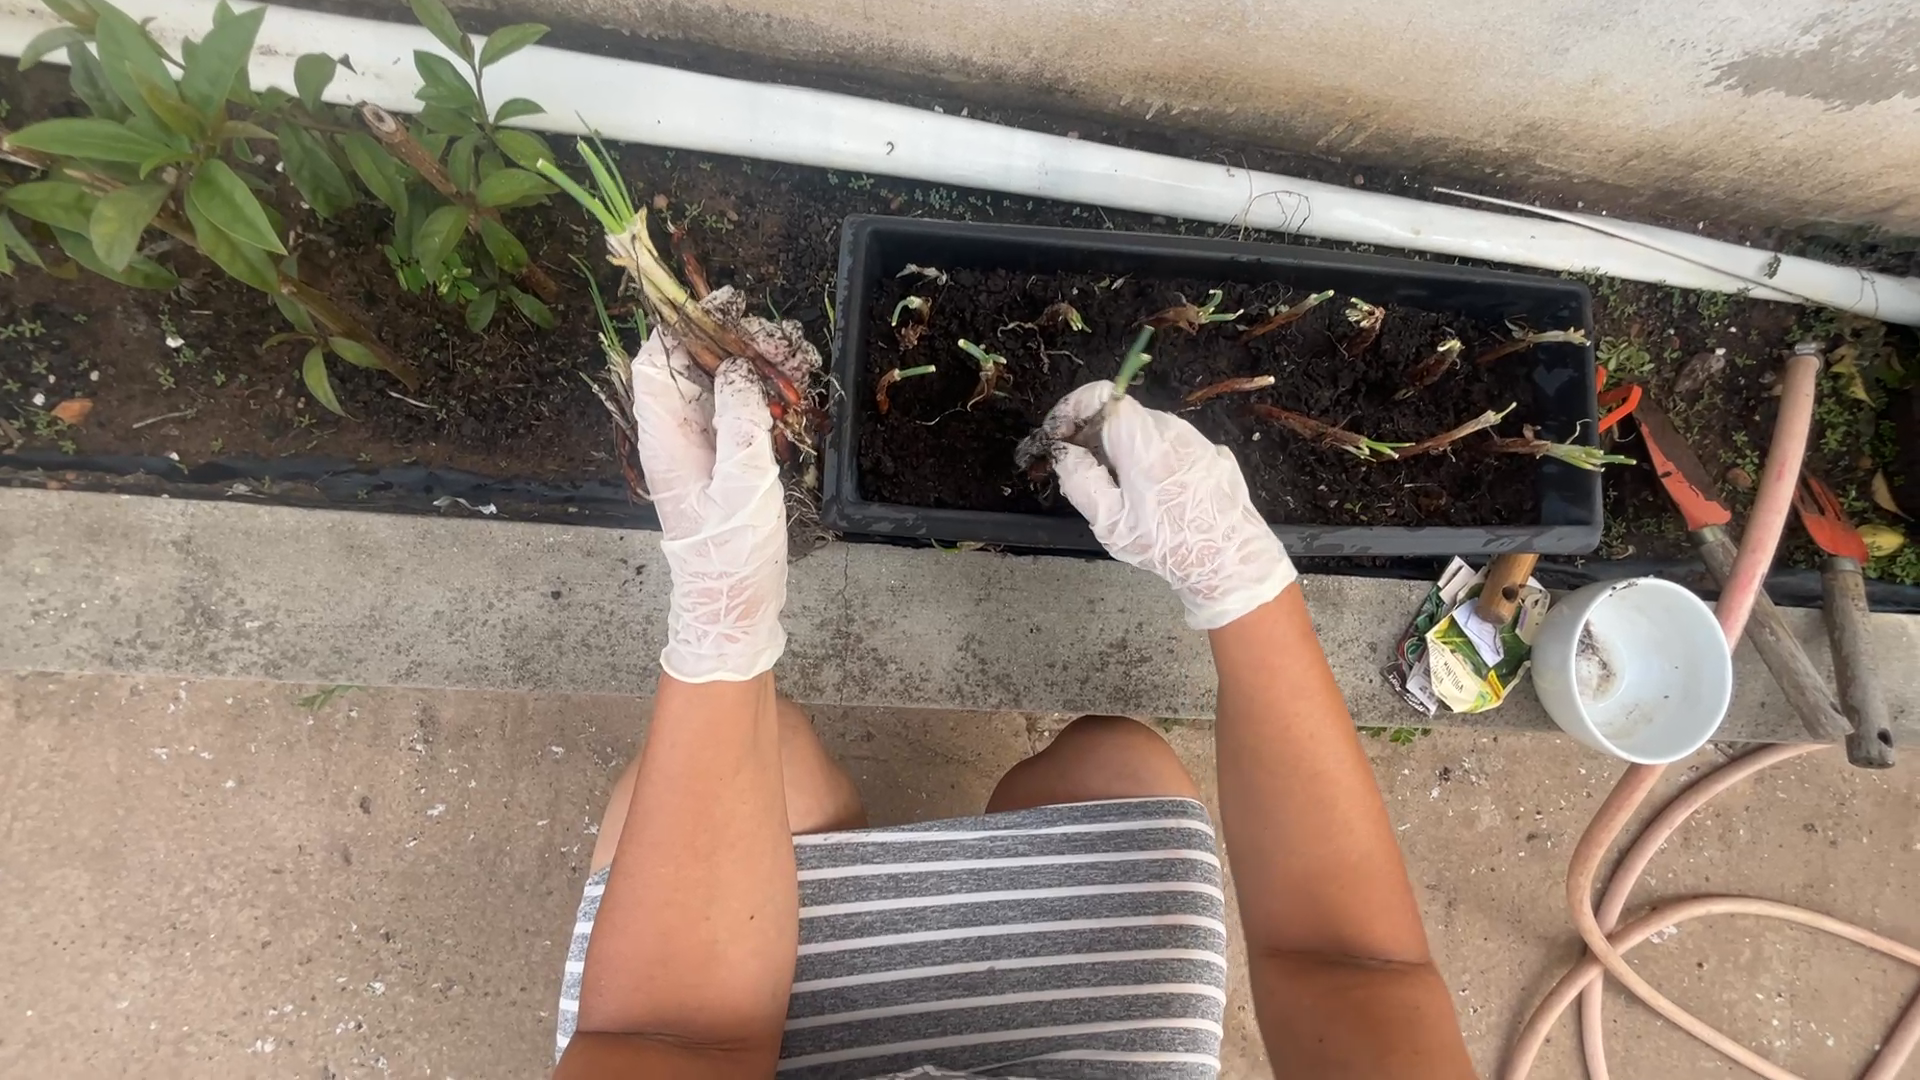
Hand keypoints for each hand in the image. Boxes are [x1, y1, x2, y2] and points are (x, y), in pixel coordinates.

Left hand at [630, 295, 815, 681]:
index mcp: (666, 438)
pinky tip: (788, 394)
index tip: (725, 308)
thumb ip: (739, 421)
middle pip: (690, 371)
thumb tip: (734, 368)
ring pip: (716, 390)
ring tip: (791, 360)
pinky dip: (758, 398)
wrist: (733, 605)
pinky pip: (734, 416)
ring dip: (749, 369)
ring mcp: (699, 452)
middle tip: (776, 338)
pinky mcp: (722, 465)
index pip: (655, 363)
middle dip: (729, 345)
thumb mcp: (743, 484)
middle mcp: (676, 438)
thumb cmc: (731, 552)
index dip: (682, 328)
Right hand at [1044, 382, 1295, 628]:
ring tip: (1112, 483)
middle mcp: (1174, 430)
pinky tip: (1147, 490)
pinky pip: (1168, 444)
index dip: (1073, 408)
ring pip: (1145, 429)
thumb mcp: (1111, 521)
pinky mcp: (1211, 454)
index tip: (1058, 435)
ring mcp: (1196, 440)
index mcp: (1146, 443)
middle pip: (1122, 413)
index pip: (1103, 395)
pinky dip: (1146, 456)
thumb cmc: (1167, 545)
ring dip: (1120, 446)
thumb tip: (1062, 450)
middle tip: (1076, 465)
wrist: (1230, 564)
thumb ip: (1080, 479)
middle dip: (1091, 432)